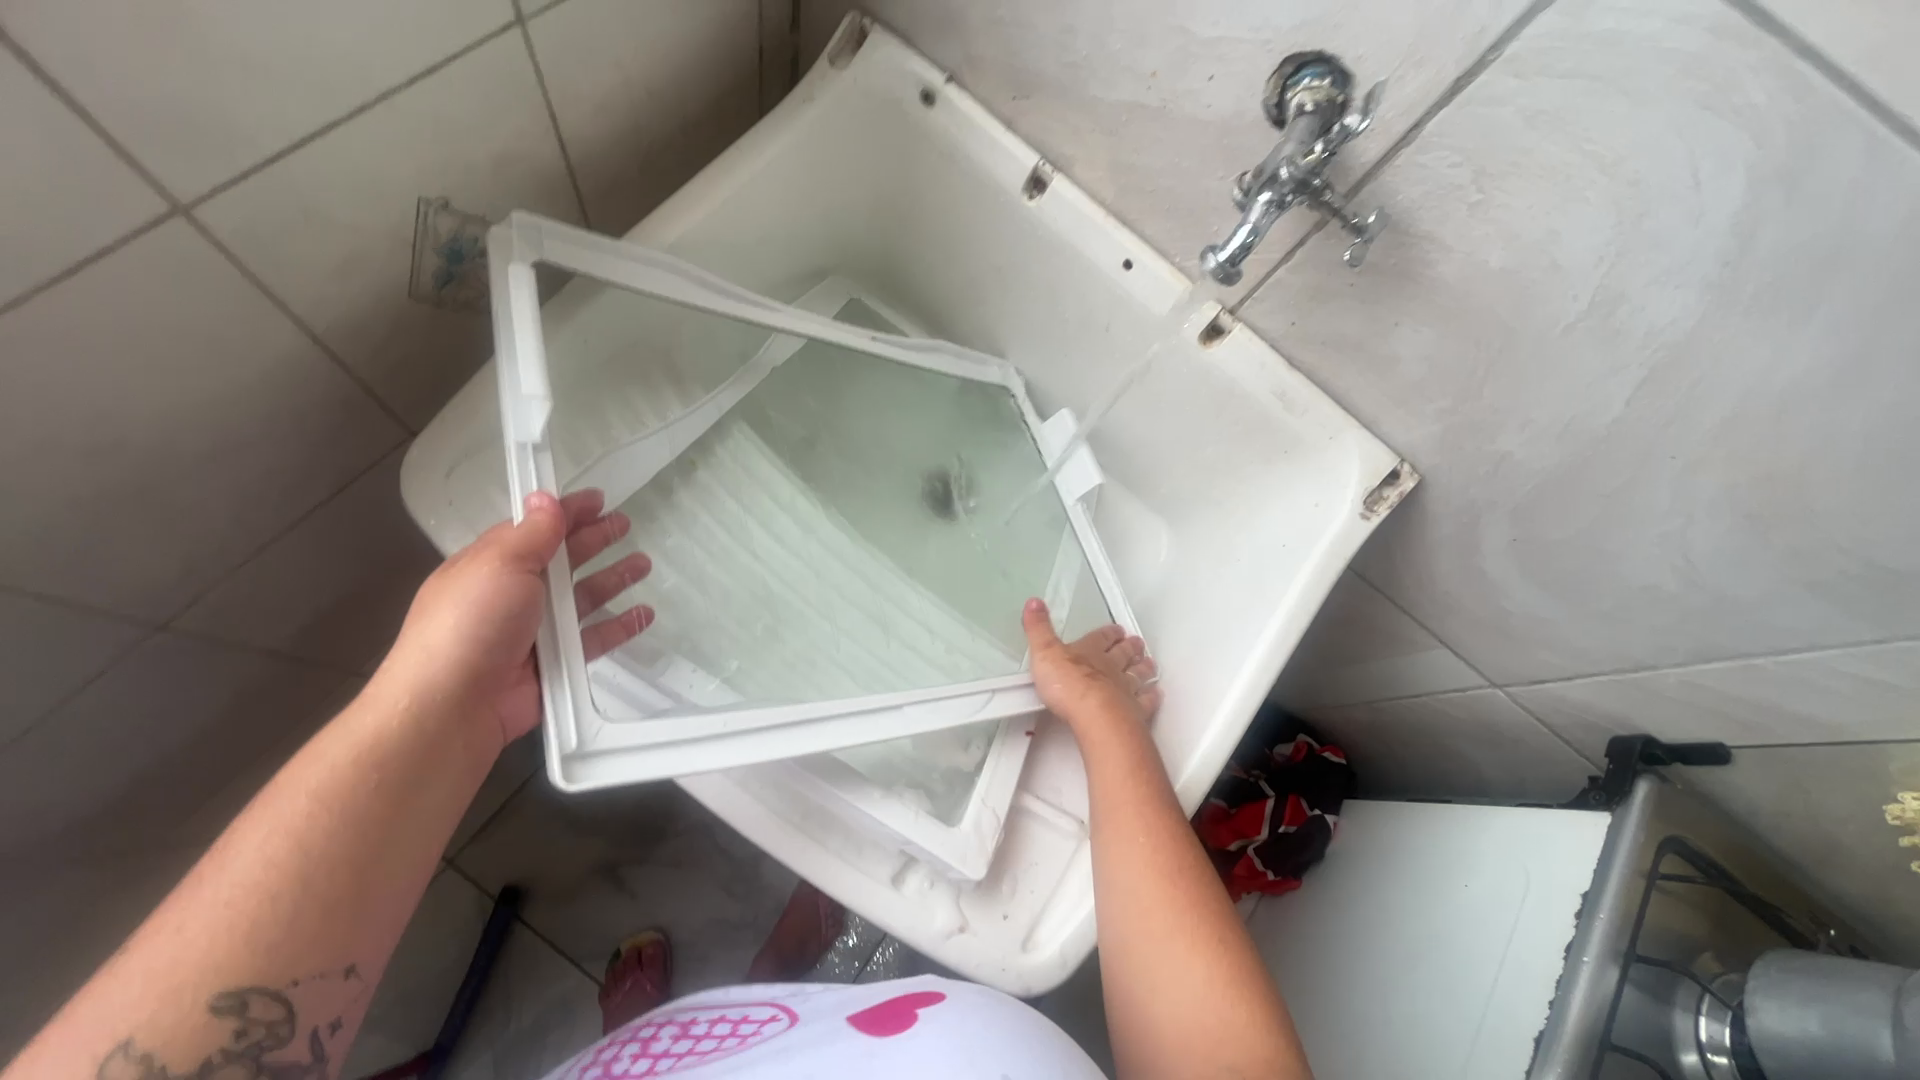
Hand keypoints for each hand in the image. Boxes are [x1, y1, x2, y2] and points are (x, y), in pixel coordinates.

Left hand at [371, 489, 654, 755]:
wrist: (454, 706)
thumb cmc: (472, 624)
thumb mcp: (500, 565)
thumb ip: (532, 533)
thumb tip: (545, 498)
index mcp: (491, 566)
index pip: (533, 529)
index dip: (565, 512)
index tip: (598, 498)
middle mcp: (512, 595)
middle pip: (562, 561)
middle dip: (593, 540)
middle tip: (626, 525)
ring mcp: (535, 632)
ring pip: (583, 599)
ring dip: (612, 579)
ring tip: (644, 564)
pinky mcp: (555, 665)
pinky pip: (594, 639)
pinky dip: (620, 626)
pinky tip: (644, 614)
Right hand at [1021, 598, 1160, 735]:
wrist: (1095, 715)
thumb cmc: (1070, 686)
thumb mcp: (1044, 651)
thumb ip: (1039, 629)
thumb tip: (1033, 604)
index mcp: (1090, 652)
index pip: (1100, 637)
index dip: (1107, 633)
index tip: (1114, 629)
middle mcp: (1111, 668)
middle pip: (1123, 654)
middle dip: (1130, 647)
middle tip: (1136, 643)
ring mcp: (1125, 689)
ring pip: (1138, 675)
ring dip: (1144, 668)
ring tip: (1149, 665)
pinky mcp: (1133, 712)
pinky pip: (1146, 702)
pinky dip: (1152, 698)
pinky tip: (1156, 696)